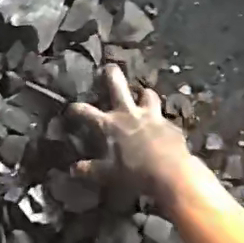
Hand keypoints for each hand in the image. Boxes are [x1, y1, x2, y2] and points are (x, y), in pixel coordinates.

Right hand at [67, 65, 197, 197]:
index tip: (70, 108)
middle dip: (112, 75)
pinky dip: (161, 120)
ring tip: (143, 95)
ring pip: (148, 95)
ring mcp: (151, 117)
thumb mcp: (109, 175)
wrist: (173, 175)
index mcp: (110, 124)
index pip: (86, 112)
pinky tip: (162, 127)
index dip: (76, 109)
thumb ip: (90, 170)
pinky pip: (164, 118)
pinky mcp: (170, 125)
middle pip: (118, 87)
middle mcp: (129, 114)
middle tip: (110, 67)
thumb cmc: (136, 173)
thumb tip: (72, 170)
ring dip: (144, 95)